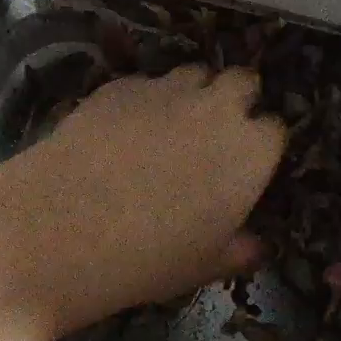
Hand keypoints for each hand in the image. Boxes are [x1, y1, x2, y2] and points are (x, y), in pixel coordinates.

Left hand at [0, 65, 284, 327]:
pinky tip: (123, 130)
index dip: (261, 144)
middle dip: (236, 98)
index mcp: (250, 151)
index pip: (275, 129)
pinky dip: (145, 101)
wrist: (65, 225)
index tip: (246, 163)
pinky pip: (147, 83)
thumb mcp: (205, 266)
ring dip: (193, 93)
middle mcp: (217, 108)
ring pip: (195, 74)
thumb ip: (240, 250)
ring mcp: (168, 89)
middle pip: (242, 81)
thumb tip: (258, 246)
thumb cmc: (149, 257)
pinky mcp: (123, 84)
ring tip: (170, 125)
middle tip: (215, 131)